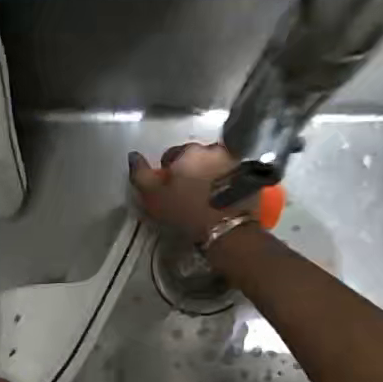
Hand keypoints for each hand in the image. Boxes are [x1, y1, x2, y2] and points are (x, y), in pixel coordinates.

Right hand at [129, 144, 260, 245]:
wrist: (229, 232)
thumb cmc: (188, 213)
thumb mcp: (155, 197)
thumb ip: (141, 175)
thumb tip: (133, 156)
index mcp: (189, 151)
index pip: (171, 156)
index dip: (167, 174)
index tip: (170, 191)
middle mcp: (214, 149)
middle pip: (195, 159)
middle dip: (190, 172)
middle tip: (188, 195)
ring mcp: (234, 161)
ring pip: (214, 165)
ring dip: (208, 176)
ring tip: (206, 198)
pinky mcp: (249, 176)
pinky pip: (231, 176)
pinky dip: (225, 183)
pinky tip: (221, 199)